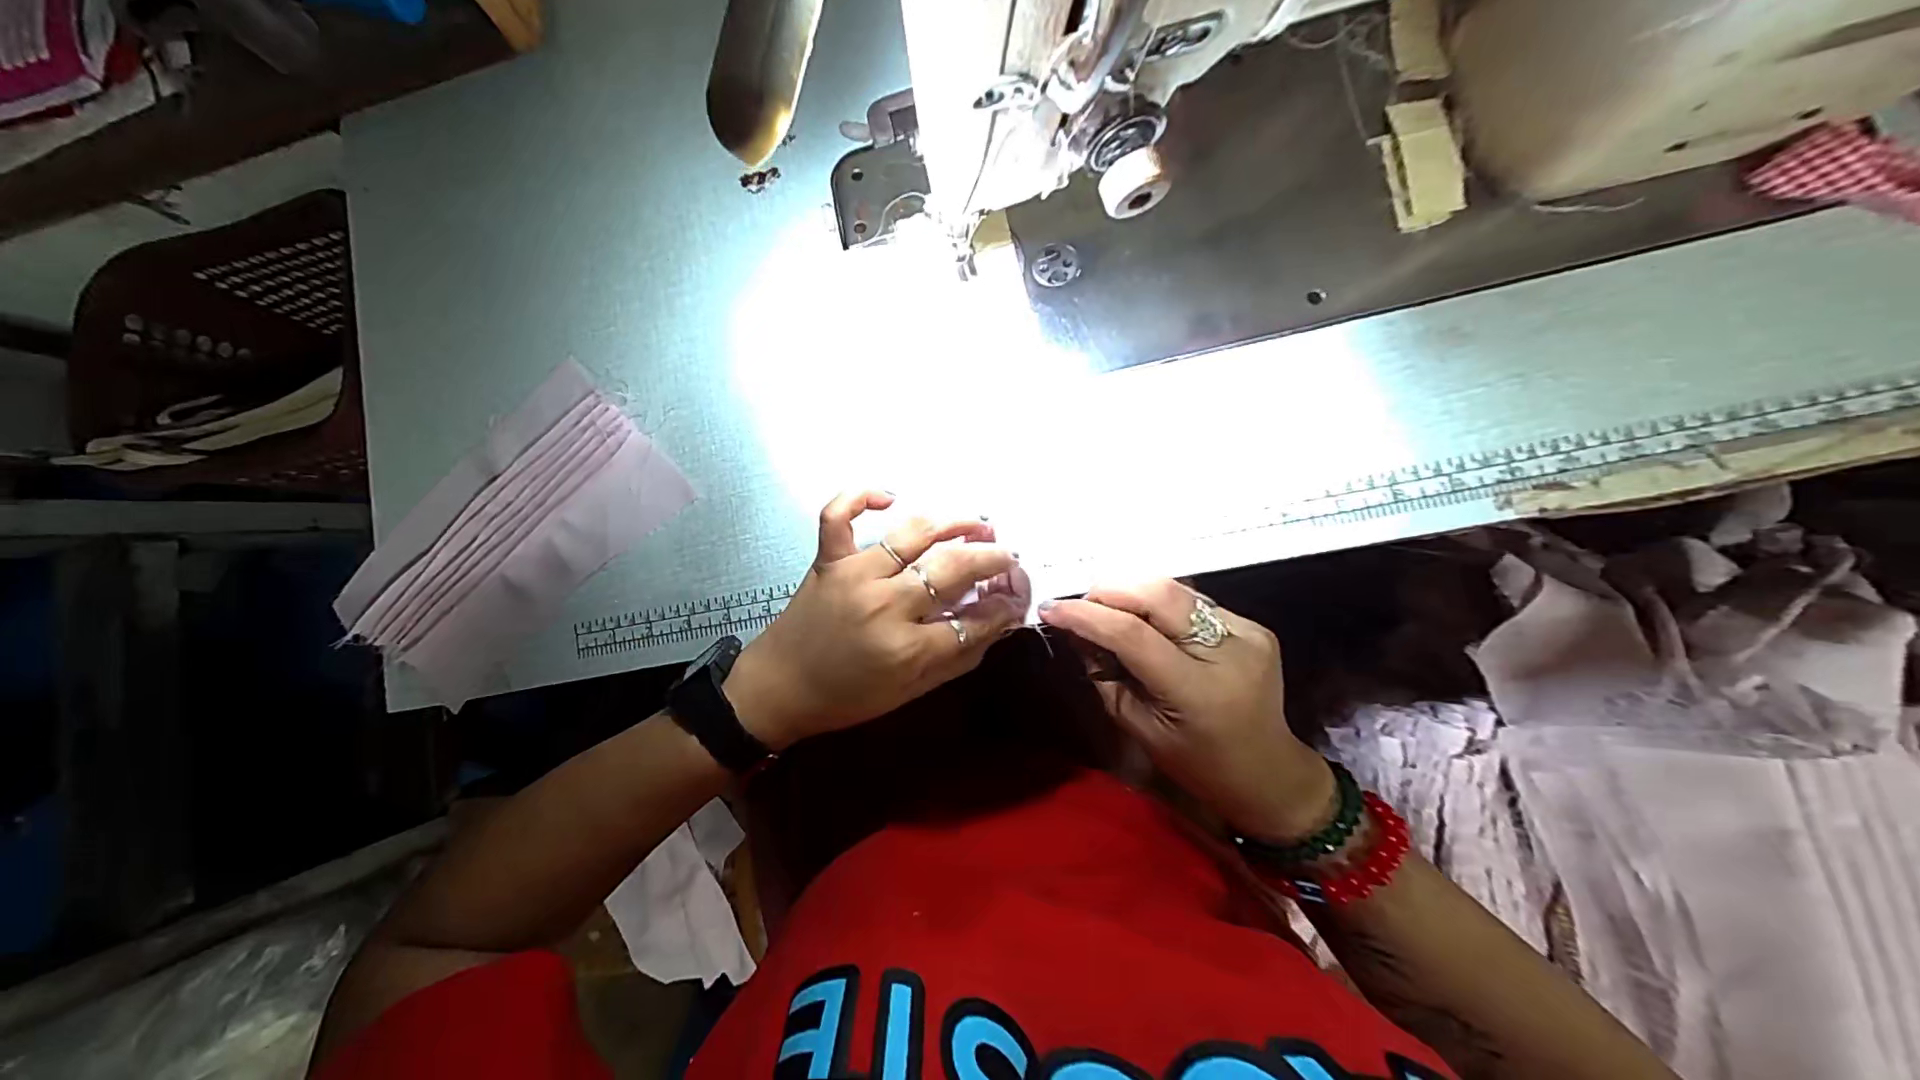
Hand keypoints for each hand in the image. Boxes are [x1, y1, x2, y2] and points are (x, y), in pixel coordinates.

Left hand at [723, 490, 1029, 750]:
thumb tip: (999, 624)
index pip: (975, 619)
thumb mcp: (911, 692)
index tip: (1017, 595)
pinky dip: (860, 496)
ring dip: (953, 524)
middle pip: (953, 567)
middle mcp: (884, 605)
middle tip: (1006, 556)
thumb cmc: (847, 698)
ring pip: (913, 534)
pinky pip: (839, 514)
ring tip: (977, 526)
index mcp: (907, 649)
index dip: (1005, 606)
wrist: (778, 690)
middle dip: (992, 559)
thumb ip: (959, 658)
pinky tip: (889, 496)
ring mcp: (853, 575)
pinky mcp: (827, 560)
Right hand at [1038, 581, 1336, 842]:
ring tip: (1109, 610)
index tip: (1051, 609)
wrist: (1269, 773)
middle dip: (1110, 590)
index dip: (1086, 615)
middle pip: (1159, 592)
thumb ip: (1106, 677)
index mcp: (1197, 690)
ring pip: (1177, 590)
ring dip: (1135, 593)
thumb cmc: (1198, 765)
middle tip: (1081, 605)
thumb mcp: (1141, 729)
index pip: (1132, 634)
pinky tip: (1150, 623)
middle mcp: (1228, 651)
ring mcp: (1248, 633)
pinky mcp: (1255, 628)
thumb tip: (1077, 632)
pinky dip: (1162, 607)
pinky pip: (1195, 603)